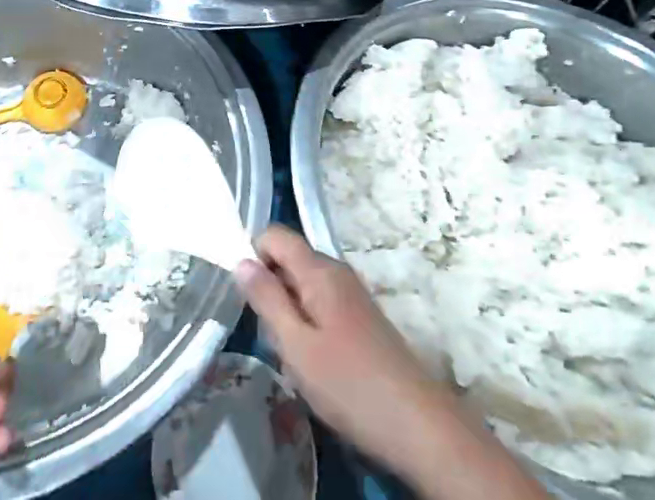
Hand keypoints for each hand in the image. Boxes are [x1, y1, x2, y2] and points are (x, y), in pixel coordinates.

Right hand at [237, 227, 547, 499]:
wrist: (414, 420)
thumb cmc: (347, 383)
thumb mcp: (295, 345)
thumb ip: (267, 299)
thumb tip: (241, 260)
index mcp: (320, 270)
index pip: (276, 234)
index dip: (253, 253)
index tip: (242, 293)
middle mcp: (338, 271)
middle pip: (290, 257)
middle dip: (268, 284)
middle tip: (263, 331)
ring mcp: (352, 293)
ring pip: (304, 282)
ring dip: (286, 306)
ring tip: (286, 349)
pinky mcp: (360, 315)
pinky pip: (320, 301)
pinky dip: (305, 319)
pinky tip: (309, 357)